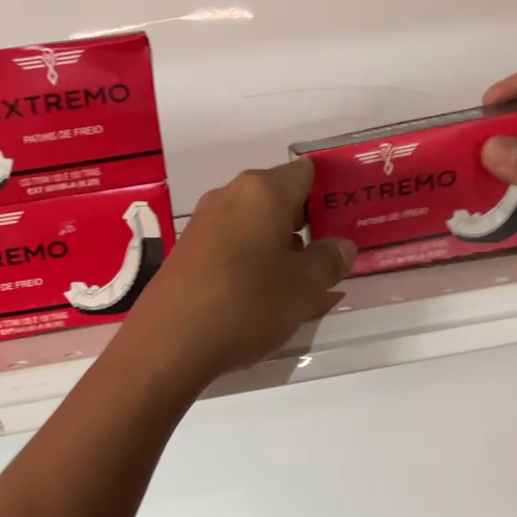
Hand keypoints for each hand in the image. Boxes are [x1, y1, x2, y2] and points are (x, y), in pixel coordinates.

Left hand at [119, 159, 354, 383]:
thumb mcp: (303, 287)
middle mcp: (228, 197)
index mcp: (261, 191)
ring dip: (280, 251)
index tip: (347, 221)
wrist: (168, 344)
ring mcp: (203, 226)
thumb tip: (341, 246)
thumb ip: (329, 261)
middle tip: (331, 260)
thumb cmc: (246, 304)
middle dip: (307, 227)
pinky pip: (232, 252)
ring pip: (255, 229)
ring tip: (303, 289)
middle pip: (279, 201)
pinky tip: (265, 302)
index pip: (306, 173)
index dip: (330, 193)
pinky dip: (253, 267)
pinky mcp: (187, 256)